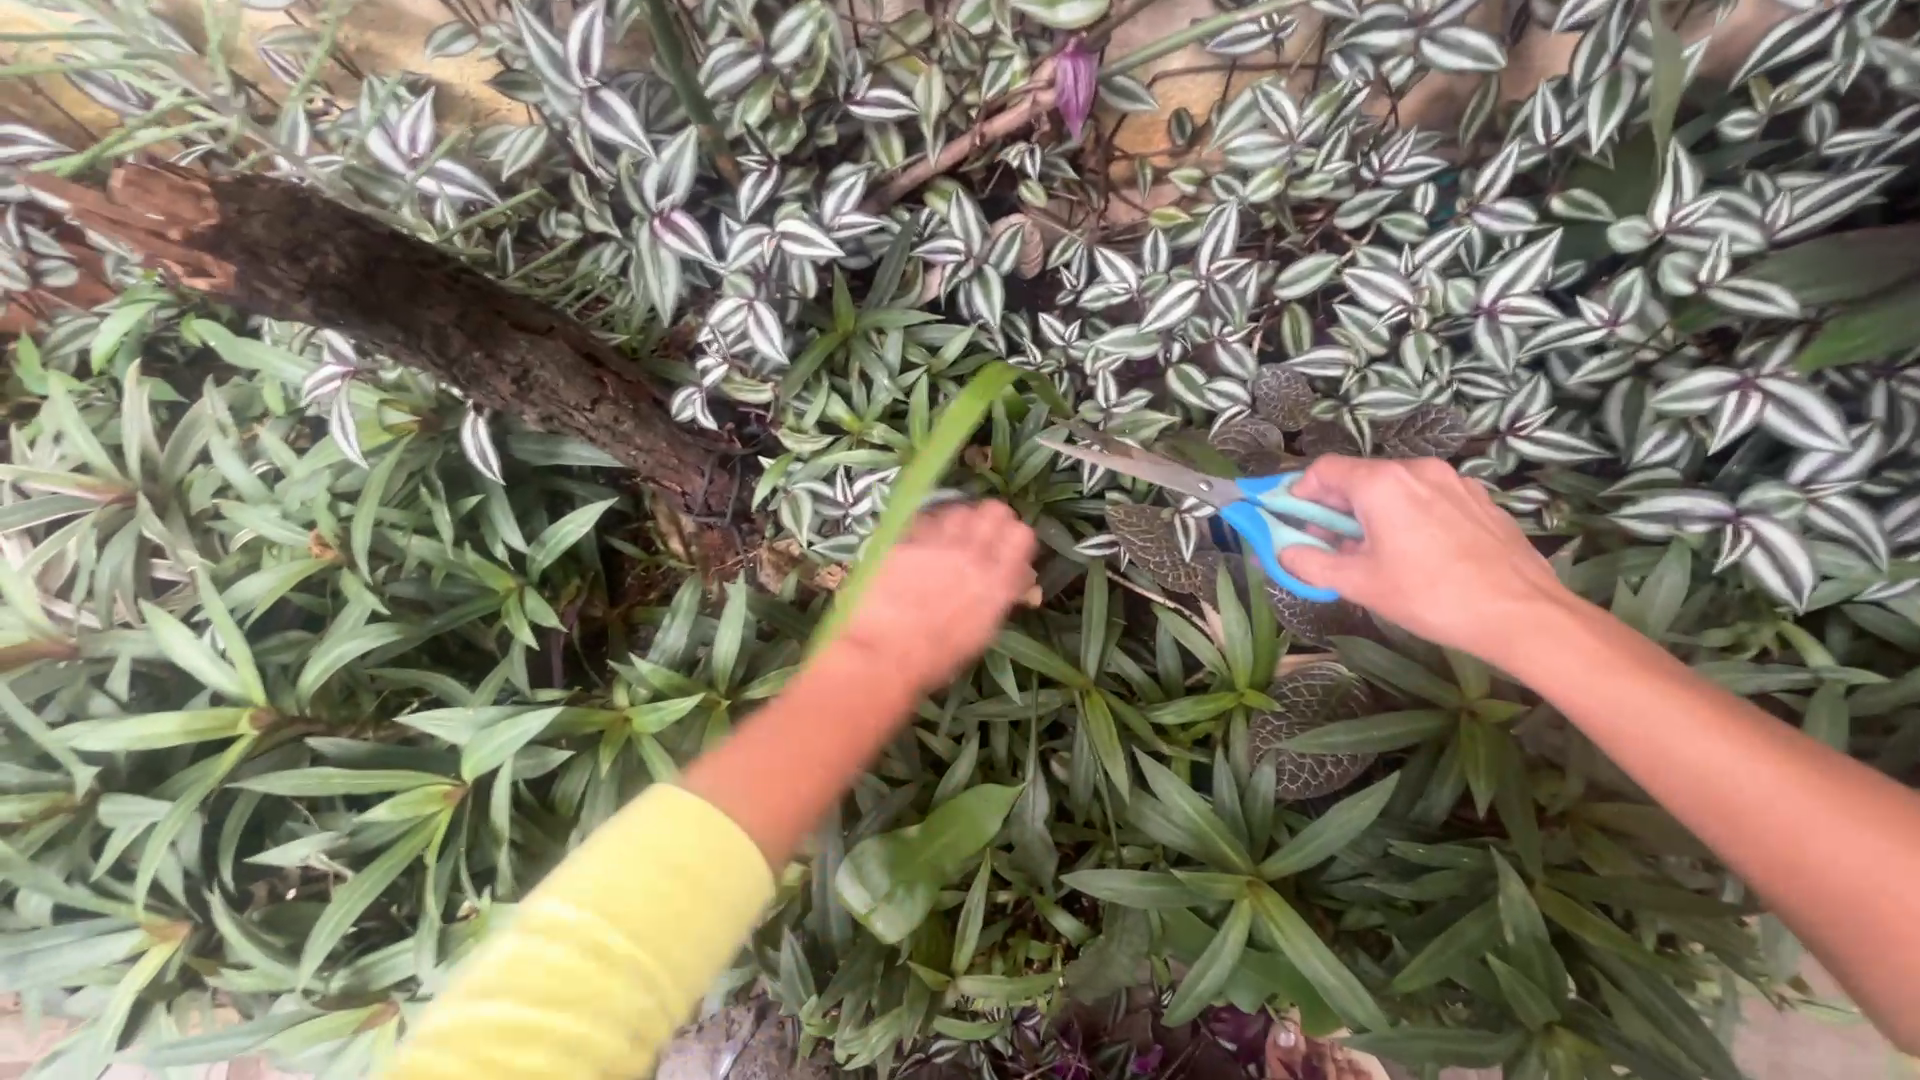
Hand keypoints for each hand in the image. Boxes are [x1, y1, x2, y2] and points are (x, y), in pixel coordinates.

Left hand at [834, 501, 1037, 693]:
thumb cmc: (936, 658)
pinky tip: (927, 535)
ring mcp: (939, 545)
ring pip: (962, 510)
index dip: (1017, 535)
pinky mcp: (907, 541)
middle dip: (993, 518)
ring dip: (963, 517)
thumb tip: (1016, 583)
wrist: (884, 654)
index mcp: (997, 583)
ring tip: (955, 530)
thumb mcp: (981, 633)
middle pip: (994, 512)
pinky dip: (932, 523)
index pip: (1022, 536)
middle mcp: (973, 557)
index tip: (1009, 541)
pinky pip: (927, 518)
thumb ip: (999, 599)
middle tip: (985, 529)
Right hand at [1276, 456, 1572, 659]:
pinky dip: (1406, 517)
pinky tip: (1414, 555)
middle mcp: (1417, 470)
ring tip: (1372, 555)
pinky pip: (1426, 499)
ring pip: (1394, 489)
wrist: (1521, 613)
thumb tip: (1283, 552)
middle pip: (1359, 478)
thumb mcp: (1358, 584)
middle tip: (1327, 547)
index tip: (1292, 523)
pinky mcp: (1479, 500)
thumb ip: (1310, 563)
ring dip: (1370, 515)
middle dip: (1334, 509)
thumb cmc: (1429, 596)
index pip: (1324, 470)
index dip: (1300, 493)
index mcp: (1382, 483)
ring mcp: (1453, 482)